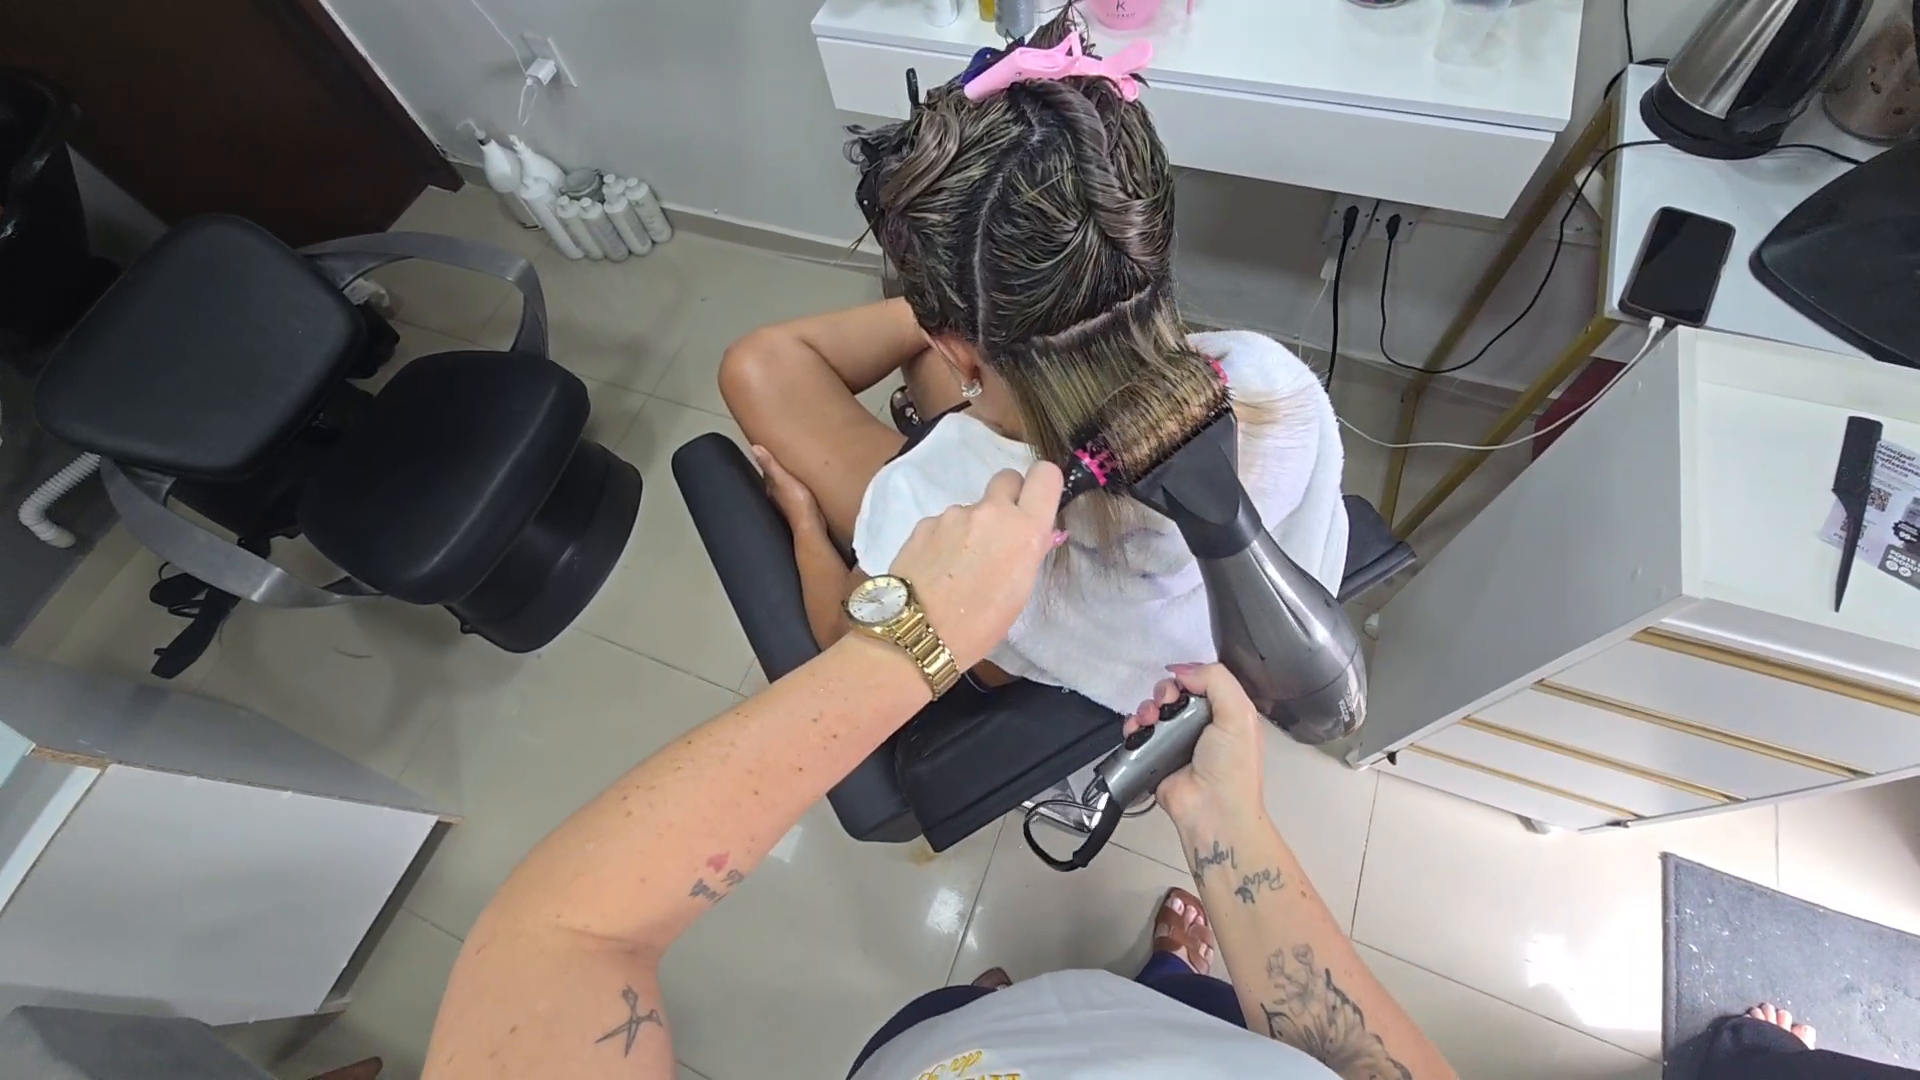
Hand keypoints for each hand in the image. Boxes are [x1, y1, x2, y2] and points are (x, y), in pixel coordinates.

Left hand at [752, 445, 826, 537]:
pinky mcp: (798, 507)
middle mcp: (776, 494)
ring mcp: (787, 502)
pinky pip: (794, 493)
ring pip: (784, 486)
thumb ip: (770, 464)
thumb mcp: (784, 479)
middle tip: (782, 457)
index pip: (766, 470)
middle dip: (778, 469)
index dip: (769, 459)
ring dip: (786, 478)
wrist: (810, 524)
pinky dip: (795, 488)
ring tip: (792, 469)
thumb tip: (754, 448)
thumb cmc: (798, 503)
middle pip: (774, 478)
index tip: (771, 449)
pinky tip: (801, 486)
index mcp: (772, 486)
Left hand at [889, 462, 1065, 668]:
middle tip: (999, 533)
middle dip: (1007, 499)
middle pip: (1006, 479)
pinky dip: (944, 539)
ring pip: (972, 508)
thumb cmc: (981, 624)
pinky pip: (944, 523)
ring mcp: (954, 514)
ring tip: (960, 566)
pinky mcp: (924, 522)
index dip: (1041, 485)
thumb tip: (1036, 534)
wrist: (918, 633)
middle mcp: (991, 512)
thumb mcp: (1020, 591)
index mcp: (1024, 529)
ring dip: (971, 527)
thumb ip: (1029, 551)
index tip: (1034, 504)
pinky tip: (936, 568)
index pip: (1045, 474)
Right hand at [1124, 663, 1266, 834]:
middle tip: (1165, 704)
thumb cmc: (1232, 769)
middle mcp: (1200, 724)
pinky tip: (1137, 730)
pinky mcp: (1155, 754)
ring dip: (1146, 708)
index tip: (1180, 682)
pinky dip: (1133, 726)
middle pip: (1173, 692)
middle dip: (1163, 692)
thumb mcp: (1239, 714)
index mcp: (1225, 712)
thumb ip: (1216, 680)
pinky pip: (1138, 731)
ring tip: (1149, 720)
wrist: (1211, 811)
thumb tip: (1182, 670)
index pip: (1201, 680)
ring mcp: (1176, 740)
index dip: (1188, 676)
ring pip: (1153, 708)